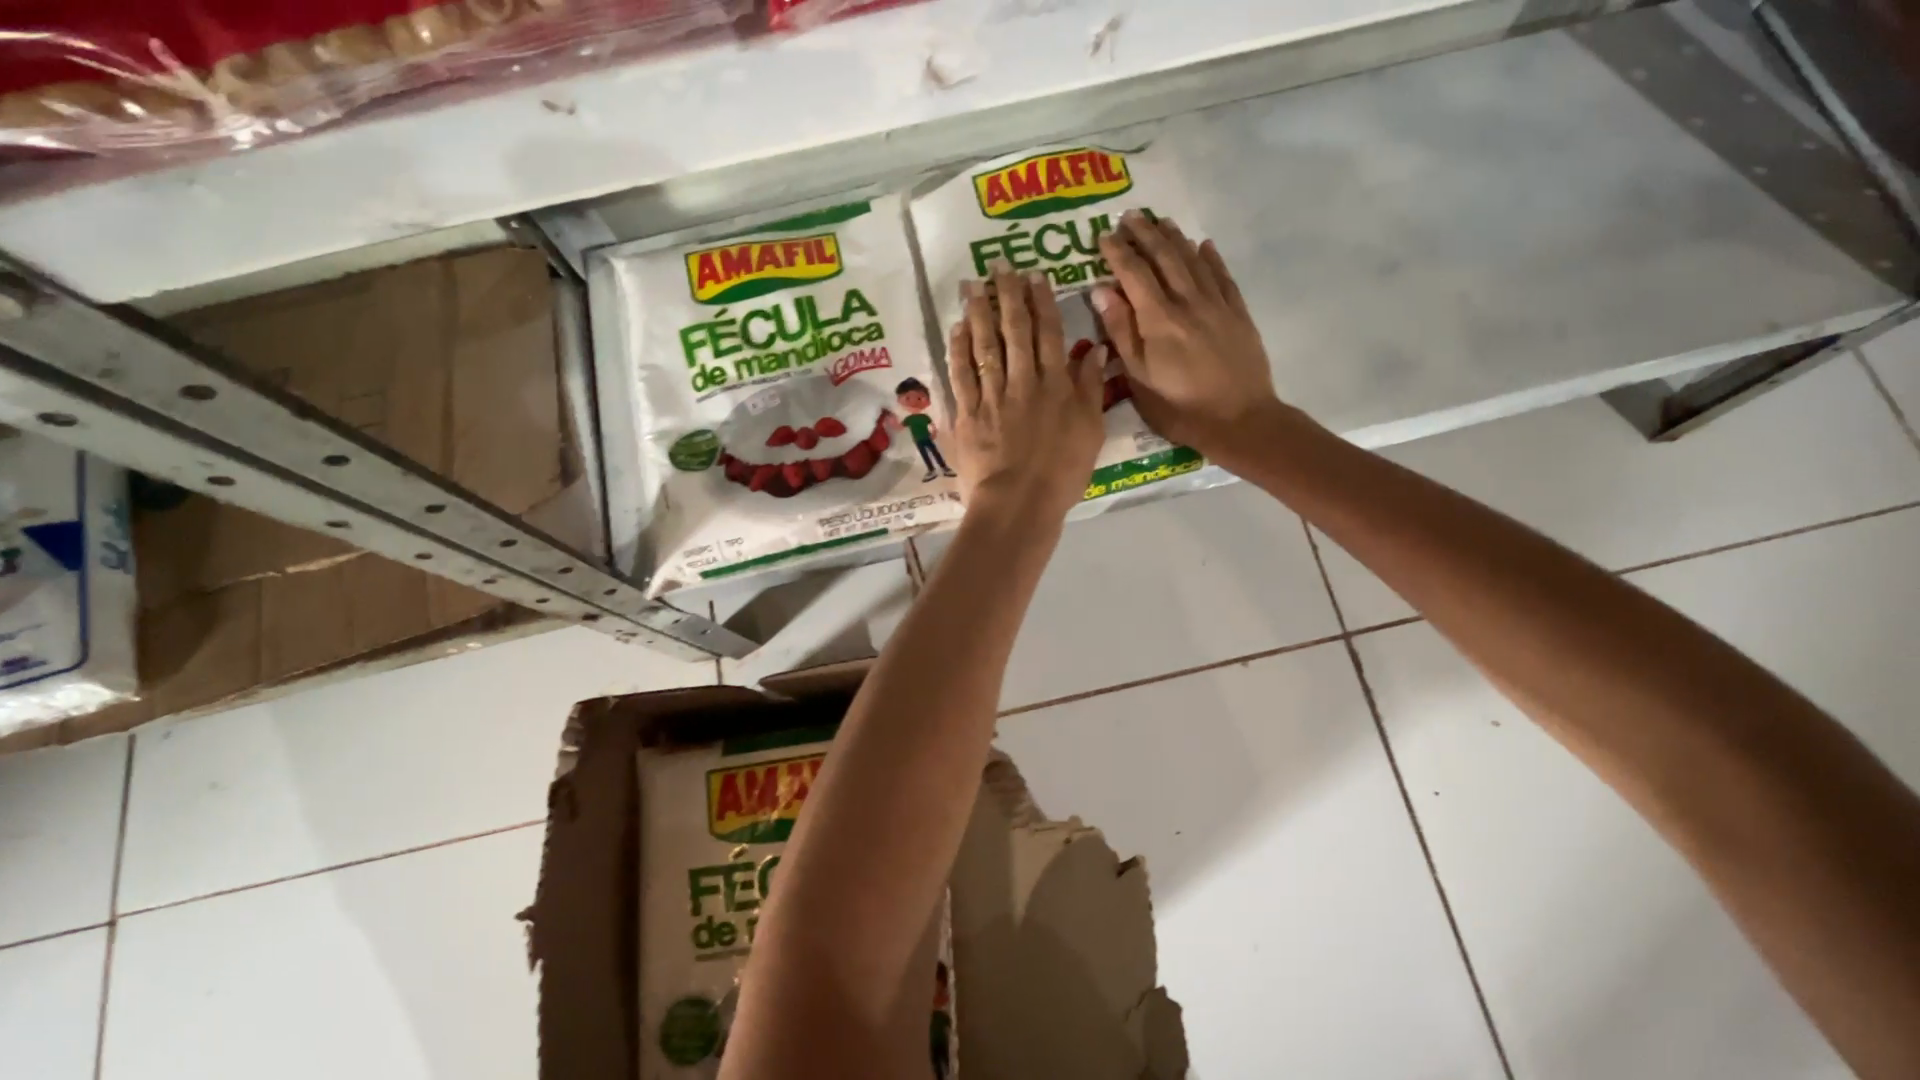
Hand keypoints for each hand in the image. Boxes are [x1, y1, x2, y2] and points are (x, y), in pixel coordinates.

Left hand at [948, 270, 1107, 523]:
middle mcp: (1023, 382)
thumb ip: (1091, 389)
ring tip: (972, 285)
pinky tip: (956, 328)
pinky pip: (961, 374)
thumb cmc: (1062, 473)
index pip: (1049, 334)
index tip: (1035, 276)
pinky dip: (958, 349)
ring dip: (978, 313)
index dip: (1042, 302)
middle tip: (999, 266)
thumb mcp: (1091, 431)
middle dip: (1007, 295)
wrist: (1019, 503)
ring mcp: (992, 396)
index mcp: (1056, 385)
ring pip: (984, 345)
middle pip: (1014, 330)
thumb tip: (1097, 351)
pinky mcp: (968, 414)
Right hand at [1093, 212, 1288, 470]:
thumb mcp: (1140, 379)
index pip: (1134, 274)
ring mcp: (1217, 306)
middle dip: (1145, 234)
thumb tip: (1102, 291)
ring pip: (1194, 261)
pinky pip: (1223, 277)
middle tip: (1129, 216)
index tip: (1104, 235)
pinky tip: (1204, 245)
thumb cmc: (1182, 409)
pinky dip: (1212, 258)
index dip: (1117, 252)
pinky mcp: (1238, 315)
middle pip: (1165, 258)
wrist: (1242, 421)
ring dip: (1175, 238)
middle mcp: (1188, 303)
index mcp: (1159, 320)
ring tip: (1162, 221)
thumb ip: (1122, 333)